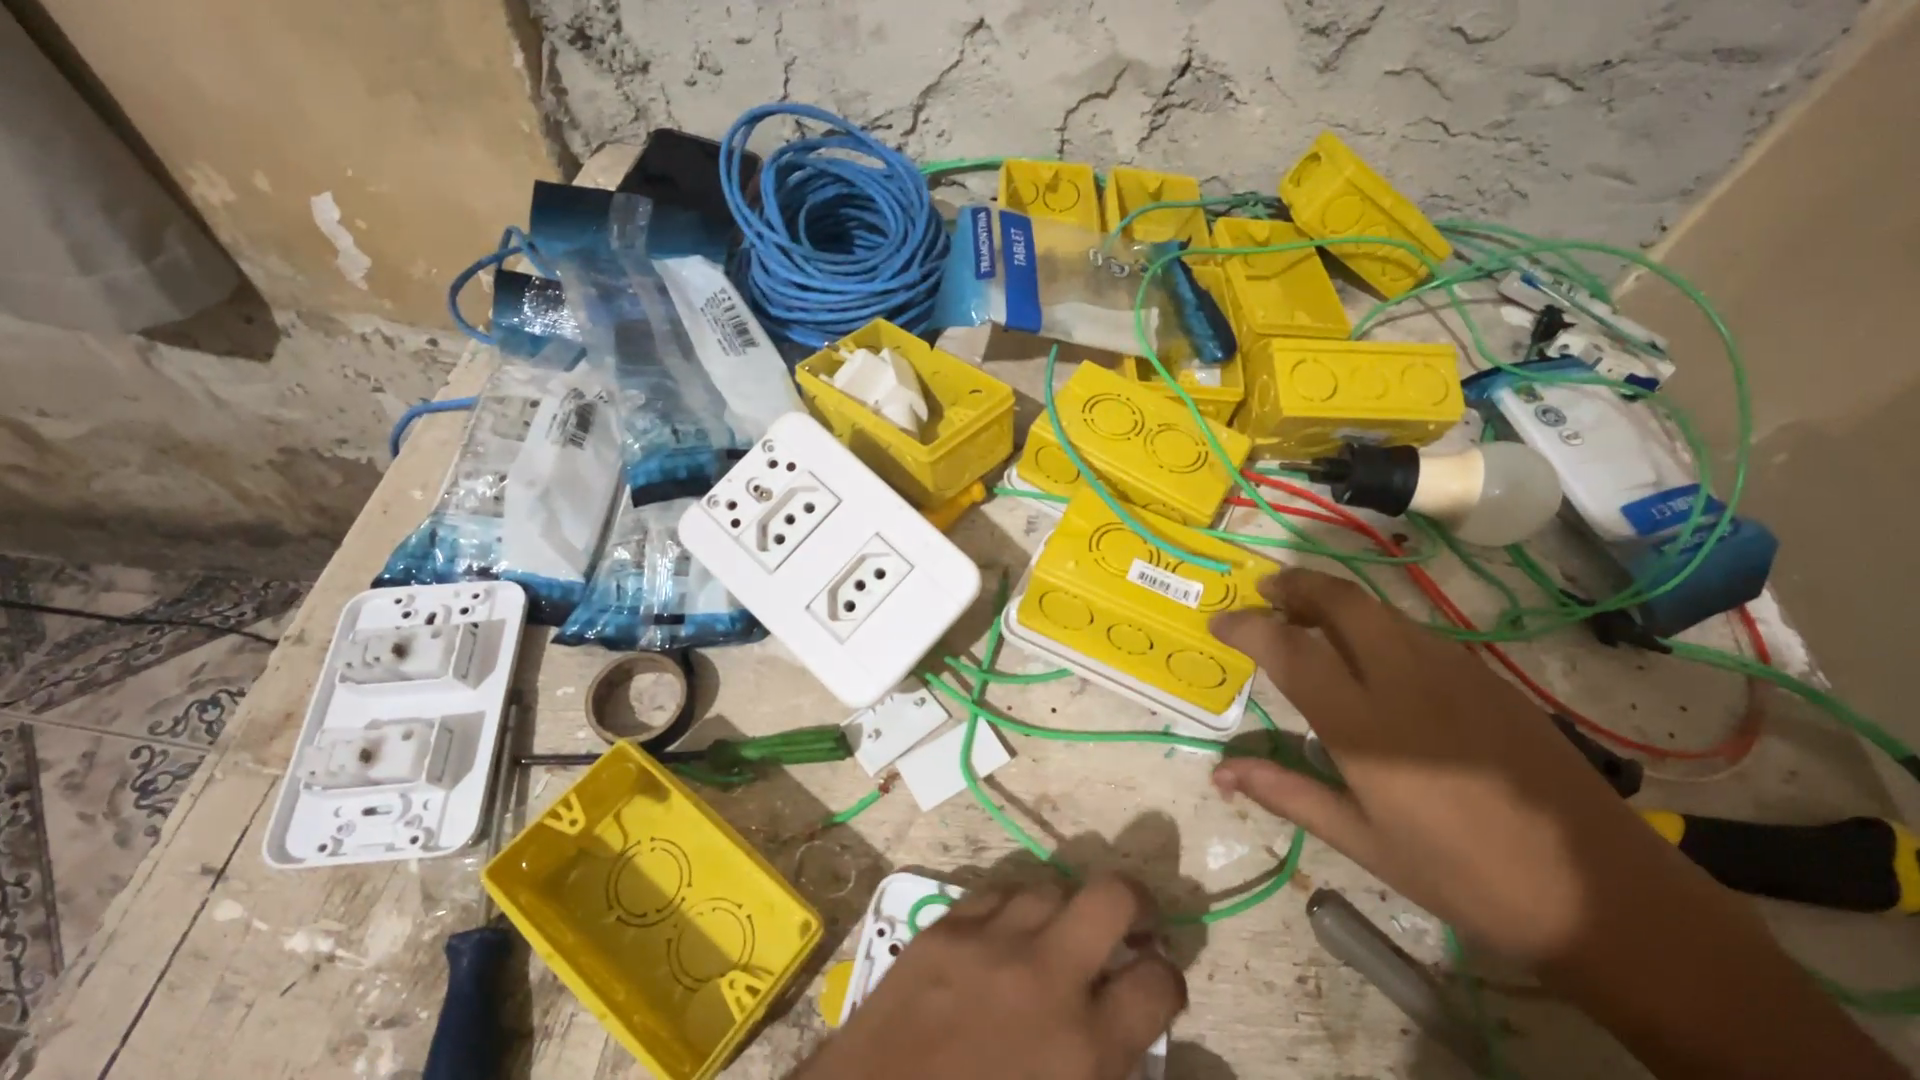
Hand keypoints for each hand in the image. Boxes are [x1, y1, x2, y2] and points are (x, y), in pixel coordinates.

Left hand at [790, 876, 1183, 1079]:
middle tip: (1128, 926)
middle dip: (1135, 904)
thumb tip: (1120, 1028)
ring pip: (1049, 886)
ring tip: (1055, 935)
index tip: (1154, 984)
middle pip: (1113, 897)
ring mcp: (987, 944)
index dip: (1167, 982)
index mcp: (1085, 1046)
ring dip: (1064, 911)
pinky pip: (993, 893)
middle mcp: (1044, 978)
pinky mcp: (940, 929)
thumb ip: (1101, 1063)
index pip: (1160, 984)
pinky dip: (1009, 911)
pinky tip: (1002, 934)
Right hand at [1209, 569, 1702, 963]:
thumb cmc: (1462, 877)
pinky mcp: (1491, 680)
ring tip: (1309, 619)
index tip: (1221, 624)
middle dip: (1297, 585)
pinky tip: (1375, 660)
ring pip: (1383, 612)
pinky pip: (1418, 635)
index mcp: (1365, 726)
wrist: (1596, 889)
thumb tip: (1221, 771)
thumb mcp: (1363, 843)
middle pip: (1342, 602)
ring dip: (1338, 603)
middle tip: (1266, 592)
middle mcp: (1407, 681)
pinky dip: (1379, 628)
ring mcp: (1456, 673)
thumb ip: (1288, 794)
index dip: (1248, 627)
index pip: (1291, 650)